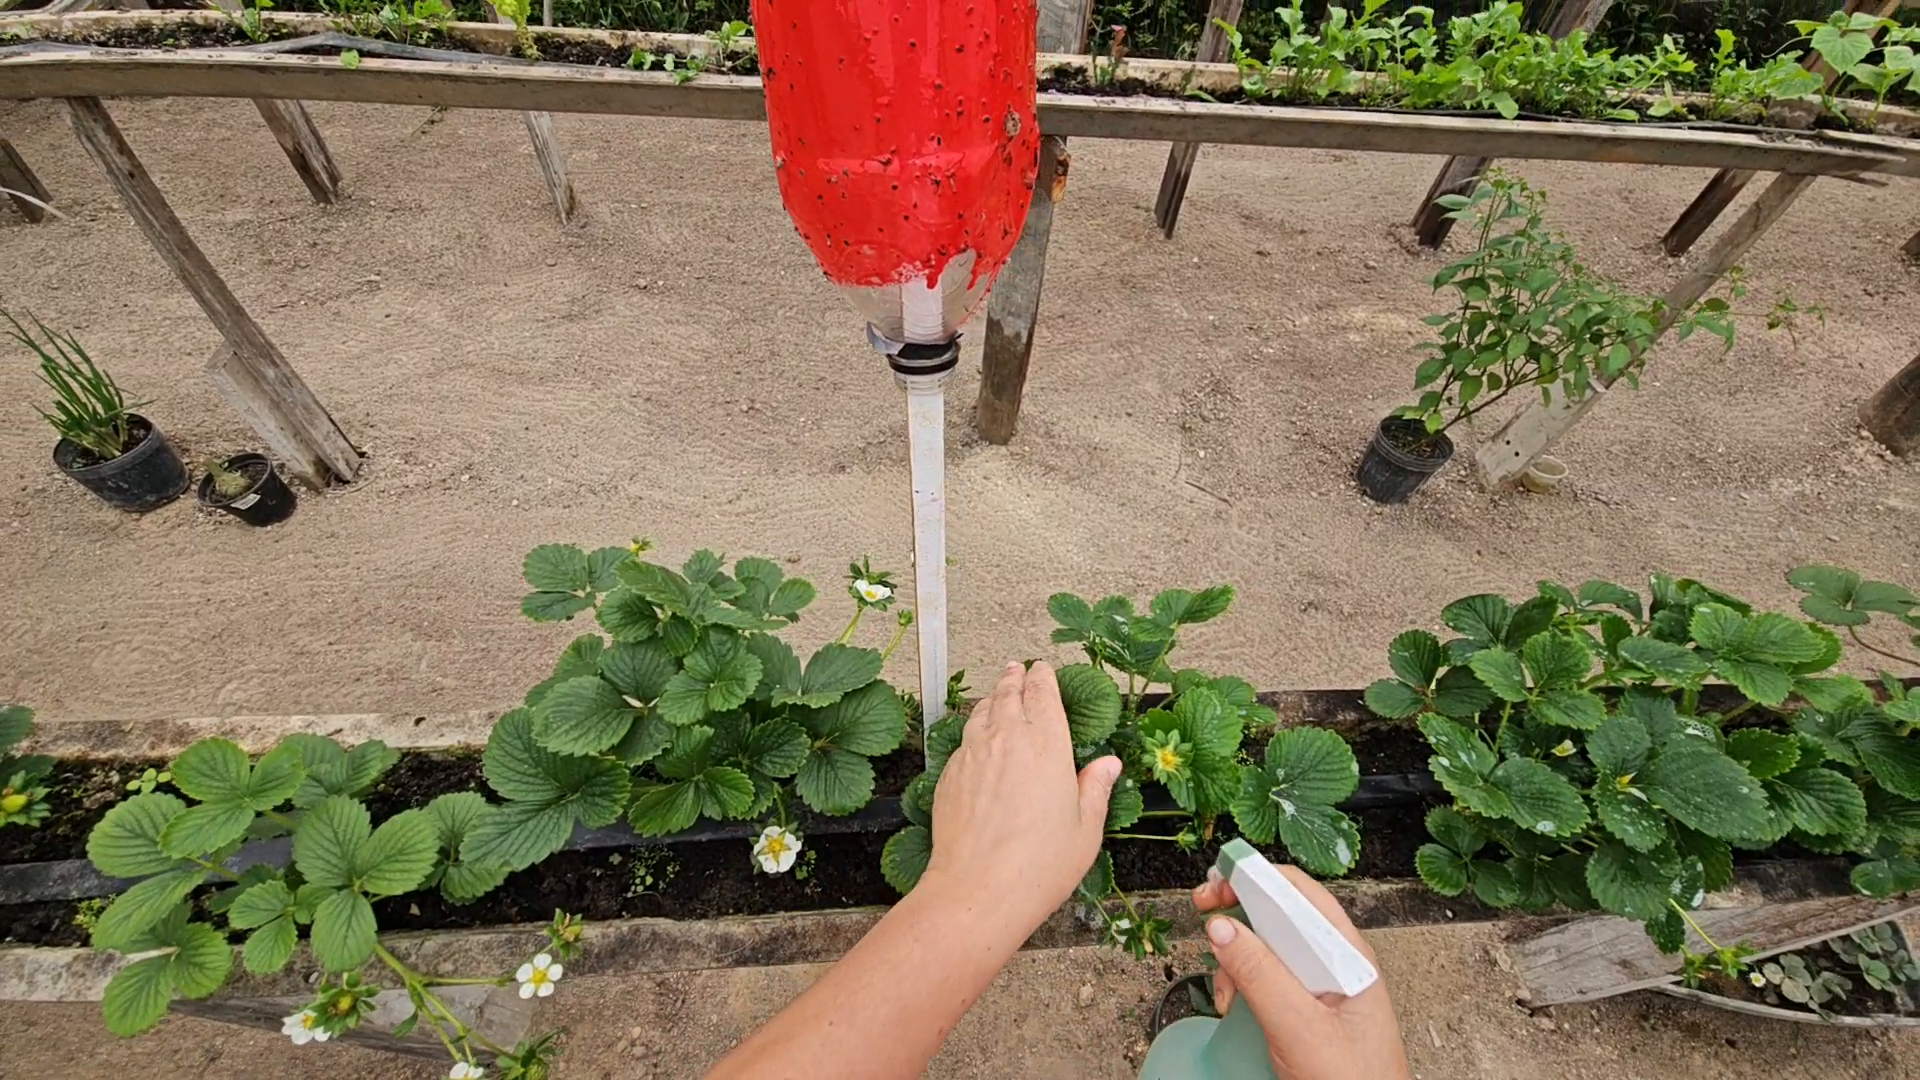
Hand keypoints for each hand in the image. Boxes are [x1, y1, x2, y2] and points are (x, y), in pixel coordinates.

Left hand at [922, 661, 1121, 942]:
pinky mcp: (951, 772)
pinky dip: (974, 727)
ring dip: (992, 697)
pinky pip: (964, 738)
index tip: (1042, 668)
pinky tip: (978, 736)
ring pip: (982, 711)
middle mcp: (1007, 738)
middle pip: (1008, 693)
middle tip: (1017, 667)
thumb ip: (1095, 789)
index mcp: (1046, 744)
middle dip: (1015, 677)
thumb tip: (1108, 764)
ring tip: (997, 692)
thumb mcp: (1084, 830)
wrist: (977, 889)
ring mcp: (974, 752)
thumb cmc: (1039, 865)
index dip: (1042, 677)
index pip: (1042, 694)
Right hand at [1192, 868, 1410, 1079]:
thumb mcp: (1300, 1032)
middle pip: (1277, 910)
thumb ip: (1261, 976)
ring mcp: (1318, 985)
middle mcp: (1333, 961)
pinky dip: (1239, 980)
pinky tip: (1231, 1004)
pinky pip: (1263, 975)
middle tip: (1202, 908)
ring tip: (1223, 988)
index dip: (1254, 877)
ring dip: (1234, 954)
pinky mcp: (1302, 1007)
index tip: (1215, 881)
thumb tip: (1219, 925)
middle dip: (1236, 908)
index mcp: (1346, 955)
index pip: (1297, 891)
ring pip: (1265, 942)